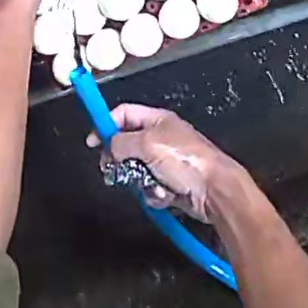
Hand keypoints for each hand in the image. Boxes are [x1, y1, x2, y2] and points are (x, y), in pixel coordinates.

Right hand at [87, 104, 248, 223]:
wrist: (214, 191)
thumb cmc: (189, 161)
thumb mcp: (148, 144)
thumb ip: (122, 142)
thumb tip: (108, 146)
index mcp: (157, 120)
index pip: (124, 114)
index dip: (106, 124)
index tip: (93, 140)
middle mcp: (160, 138)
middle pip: (126, 144)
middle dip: (120, 159)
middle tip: (114, 168)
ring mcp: (165, 162)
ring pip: (135, 170)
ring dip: (139, 179)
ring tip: (152, 182)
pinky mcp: (169, 183)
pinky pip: (148, 187)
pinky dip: (153, 192)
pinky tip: (165, 193)